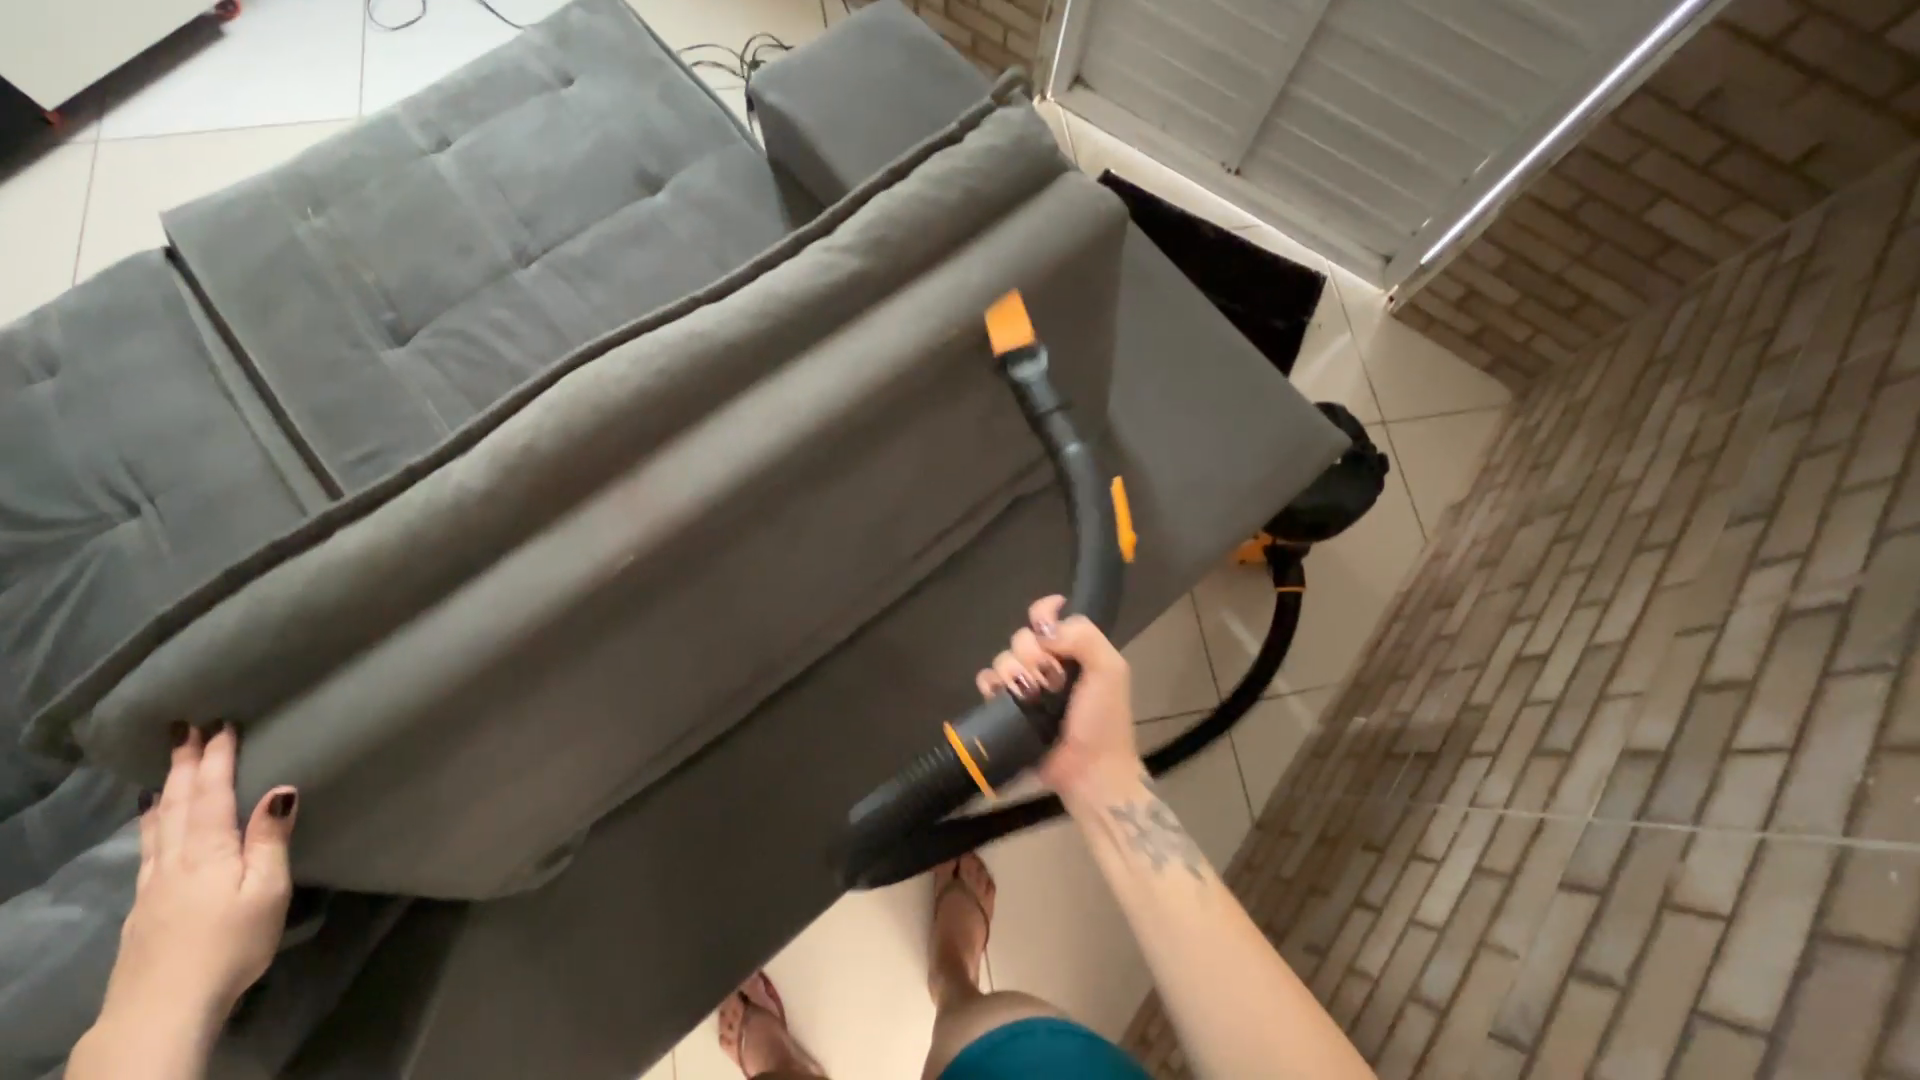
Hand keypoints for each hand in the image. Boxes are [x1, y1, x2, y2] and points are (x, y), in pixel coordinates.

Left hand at [105, 724, 297, 1032]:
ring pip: (158, 821)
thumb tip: (281, 789)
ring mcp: (155, 880)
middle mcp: (176, 857)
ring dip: (166, 786)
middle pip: (179, 801)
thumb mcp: (267, 891)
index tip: (220, 723)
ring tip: (167, 761)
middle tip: (186, 727)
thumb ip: (270, 840)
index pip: (213, 793)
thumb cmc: (231, 944)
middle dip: (185, 762)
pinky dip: (149, 820)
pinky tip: (147, 817)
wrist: (163, 1006)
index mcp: (210, 851)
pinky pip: (148, 844)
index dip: (217, 757)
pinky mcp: (145, 901)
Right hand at [974, 595, 1140, 801]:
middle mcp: (1049, 663)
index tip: (1046, 628)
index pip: (1049, 615)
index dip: (1043, 613)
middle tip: (1050, 679)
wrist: (1088, 772)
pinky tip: (1002, 696)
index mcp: (1075, 650)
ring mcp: (1027, 687)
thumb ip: (1084, 636)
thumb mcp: (1109, 670)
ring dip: (1013, 672)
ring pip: (1003, 658)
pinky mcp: (1007, 709)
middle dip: (1032, 654)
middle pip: (1022, 636)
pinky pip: (986, 683)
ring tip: (1030, 696)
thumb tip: (1043, 630)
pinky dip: (990, 685)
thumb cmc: (1103, 721)